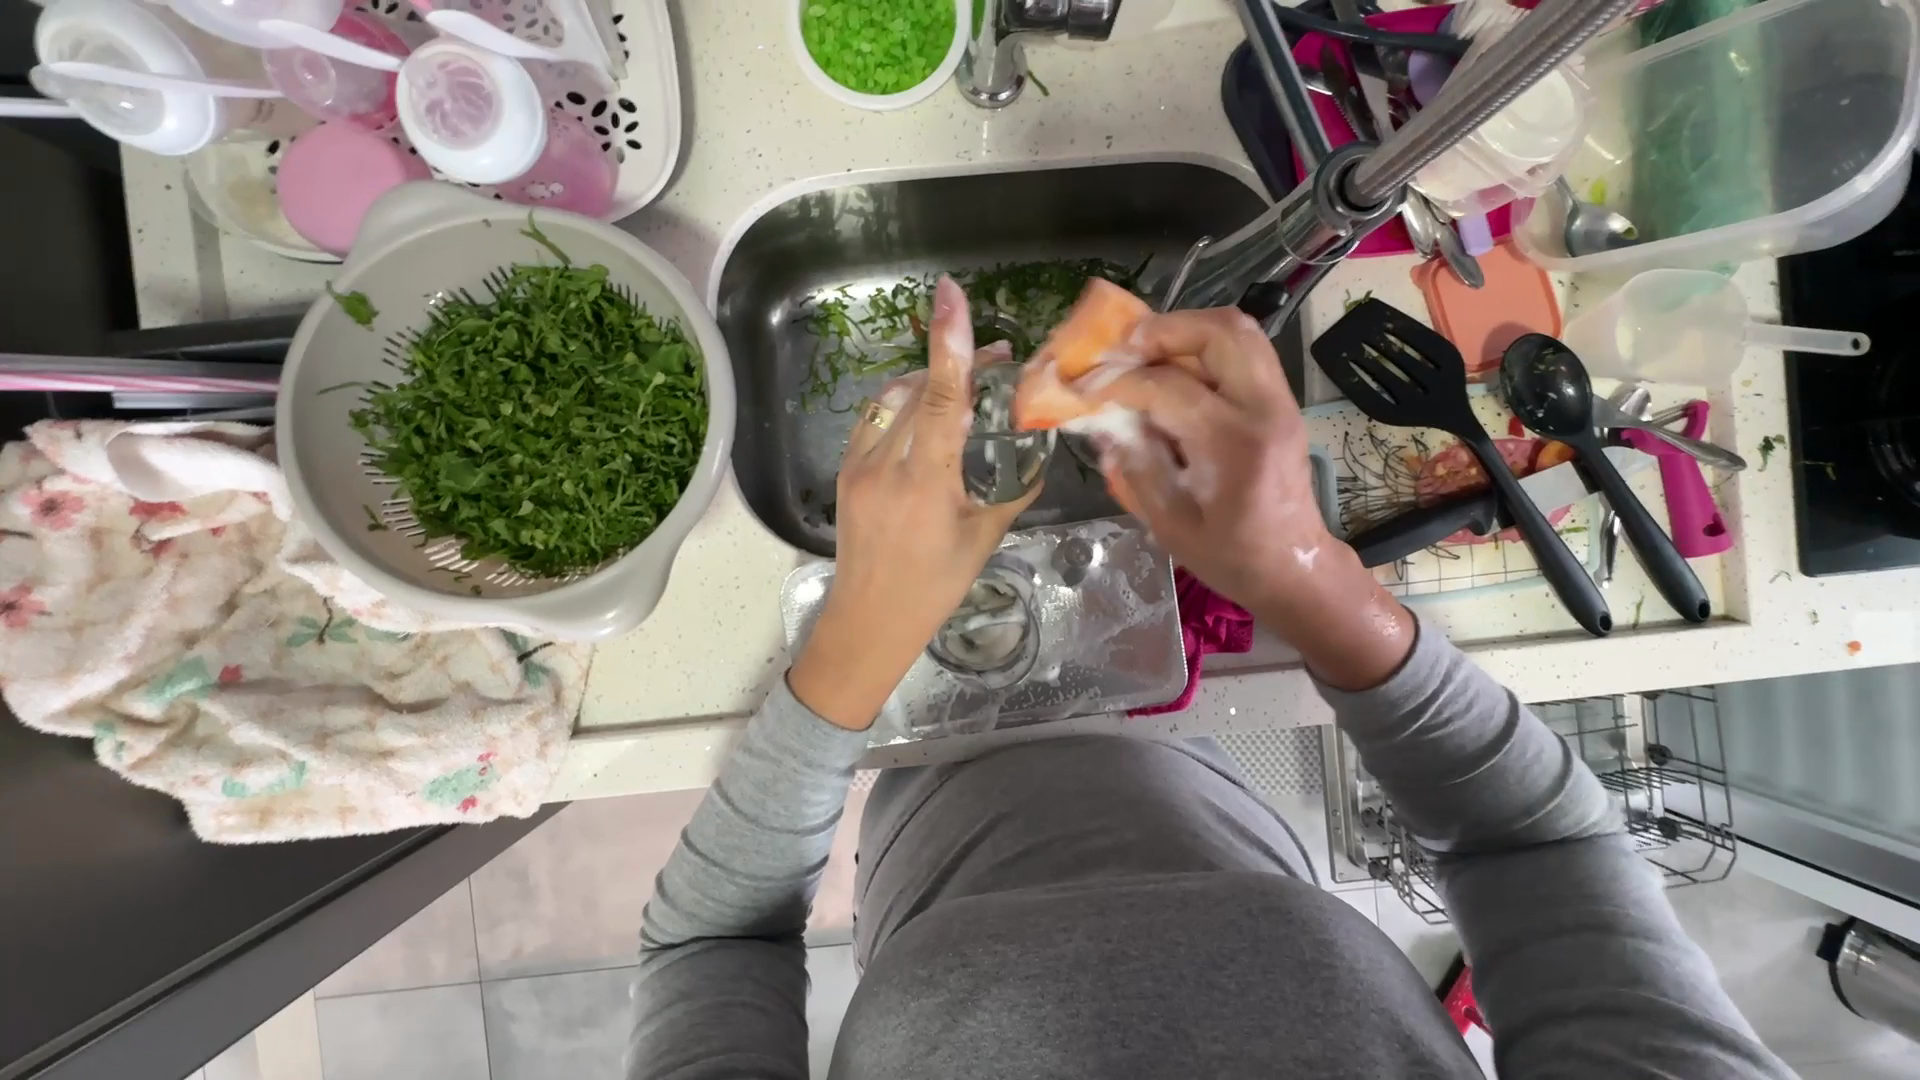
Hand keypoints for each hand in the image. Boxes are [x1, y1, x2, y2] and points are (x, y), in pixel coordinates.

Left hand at [789, 276, 1038, 728]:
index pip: (940, 401)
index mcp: (926, 485)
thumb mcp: (984, 541)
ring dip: (929, 380)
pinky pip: (874, 420)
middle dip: (959, 364)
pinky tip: (925, 407)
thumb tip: (1036, 451)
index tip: (950, 294)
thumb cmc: (934, 588)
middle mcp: (885, 467)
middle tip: (999, 355)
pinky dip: (902, 403)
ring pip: (894, 400)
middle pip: (922, 392)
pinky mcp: (844, 470)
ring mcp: (857, 466)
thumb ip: (1012, 491)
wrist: (868, 620)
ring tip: (965, 378)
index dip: (949, 345)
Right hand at [1084, 308, 1414, 690]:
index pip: (1168, 387)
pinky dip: (1203, 346)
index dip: (1119, 382)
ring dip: (1185, 331)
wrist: (1292, 565)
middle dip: (1163, 330)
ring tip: (1145, 354)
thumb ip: (1135, 466)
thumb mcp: (1169, 523)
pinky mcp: (1279, 401)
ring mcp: (1279, 400)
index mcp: (1234, 445)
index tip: (1085, 387)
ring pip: (1237, 330)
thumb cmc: (1229, 555)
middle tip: (1123, 351)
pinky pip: (1243, 350)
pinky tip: (1173, 371)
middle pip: (1219, 332)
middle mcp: (1264, 410)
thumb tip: (1103, 422)